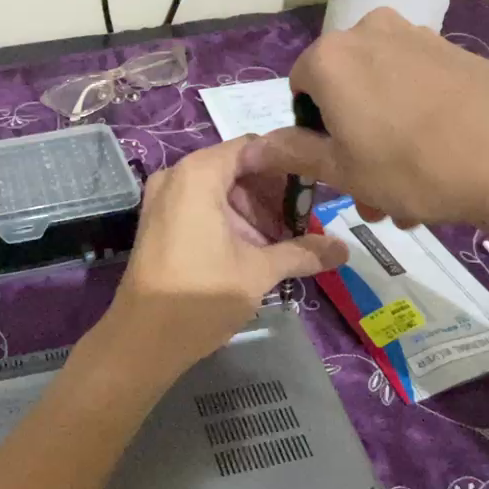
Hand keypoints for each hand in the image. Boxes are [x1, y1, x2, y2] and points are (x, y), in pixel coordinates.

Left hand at [97, 137, 348, 375]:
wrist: (143, 340)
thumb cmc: (201, 296)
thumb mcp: (258, 272)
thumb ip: (302, 253)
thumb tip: (345, 250)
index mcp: (198, 174)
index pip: (254, 147)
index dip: (288, 165)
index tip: (316, 191)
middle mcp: (177, 177)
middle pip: (238, 170)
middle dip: (273, 196)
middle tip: (304, 225)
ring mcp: (164, 201)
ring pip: (221, 193)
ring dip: (255, 214)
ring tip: (286, 245)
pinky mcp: (160, 225)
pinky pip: (203, 210)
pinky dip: (232, 224)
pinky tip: (258, 252)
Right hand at [253, 7, 488, 231]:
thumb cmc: (412, 165)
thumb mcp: (342, 170)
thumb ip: (292, 154)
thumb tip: (250, 150)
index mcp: (330, 57)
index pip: (298, 92)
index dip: (310, 136)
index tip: (333, 171)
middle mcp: (369, 32)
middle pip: (343, 95)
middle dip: (350, 148)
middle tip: (370, 197)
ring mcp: (418, 38)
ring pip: (381, 99)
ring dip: (382, 147)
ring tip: (406, 198)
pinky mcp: (456, 52)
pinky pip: (416, 92)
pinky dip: (414, 128)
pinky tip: (436, 171)